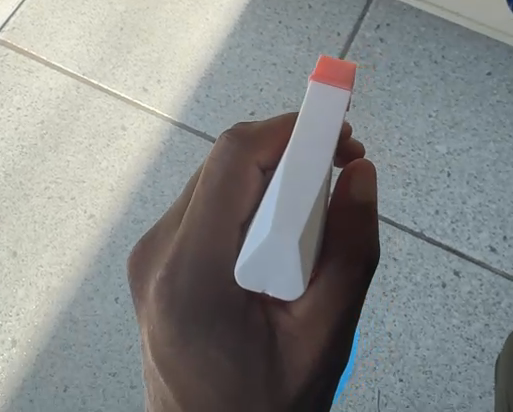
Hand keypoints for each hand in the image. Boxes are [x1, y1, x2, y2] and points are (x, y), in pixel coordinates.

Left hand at [128, 114, 378, 411]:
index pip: (236, 158)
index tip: (341, 132)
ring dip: (276, 172)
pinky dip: (255, 196)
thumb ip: (350, 250)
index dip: (291, 128)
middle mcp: (159, 253)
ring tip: (320, 203)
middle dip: (292, 149)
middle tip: (343, 165)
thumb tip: (361, 171)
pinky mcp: (157, 259)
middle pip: (229, 161)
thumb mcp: (325, 339)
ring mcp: (151, 255)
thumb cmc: (265, 406)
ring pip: (221, 174)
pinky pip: (212, 199)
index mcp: (193, 274)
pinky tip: (285, 228)